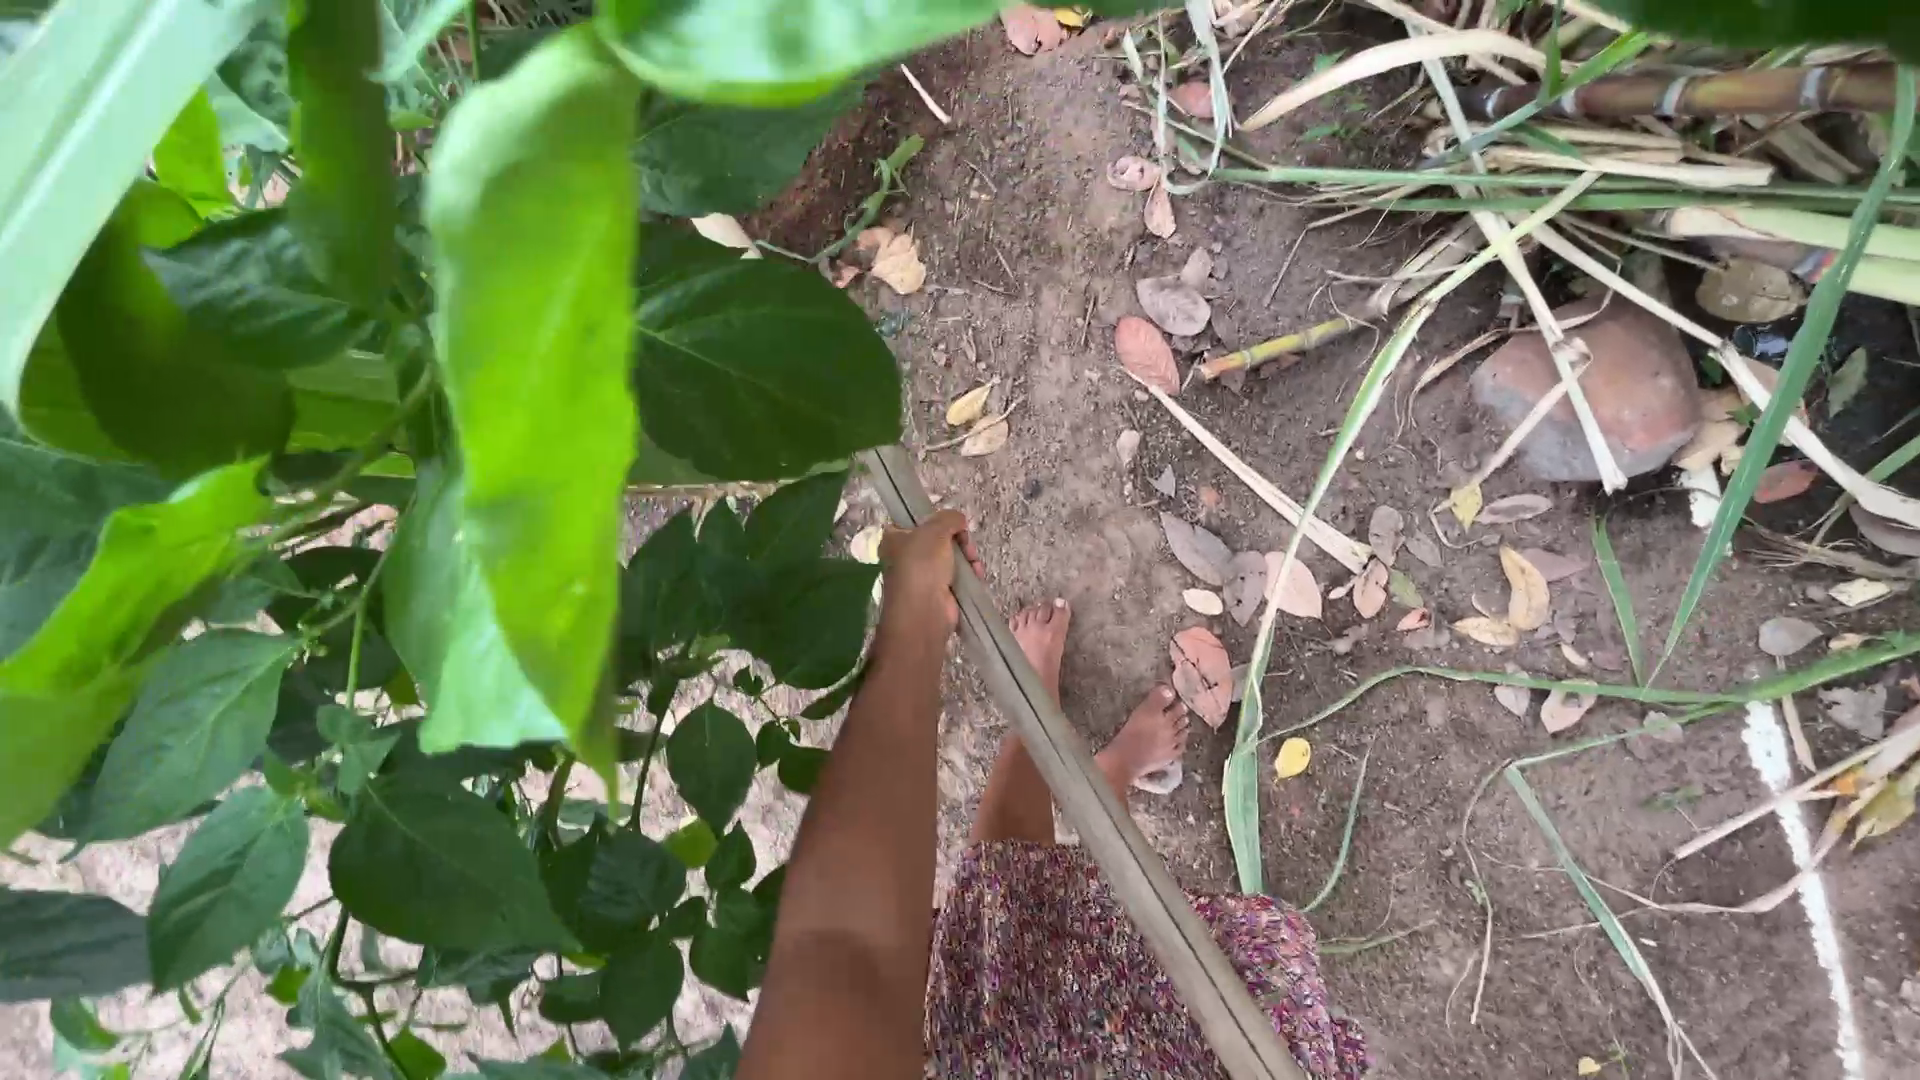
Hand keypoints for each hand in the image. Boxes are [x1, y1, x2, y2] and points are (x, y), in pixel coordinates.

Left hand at [877, 509, 983, 632]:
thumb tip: (959, 521)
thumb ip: (949, 518)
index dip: (934, 519)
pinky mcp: (939, 591)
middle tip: (967, 545)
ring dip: (967, 558)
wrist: (925, 610)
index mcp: (894, 538)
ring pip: (951, 557)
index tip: (951, 523)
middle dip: (959, 540)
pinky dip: (969, 574)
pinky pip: (957, 576)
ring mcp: (923, 575)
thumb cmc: (922, 565)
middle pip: (939, 539)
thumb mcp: (935, 530)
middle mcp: (906, 556)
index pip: (914, 521)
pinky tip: (976, 575)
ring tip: (974, 563)